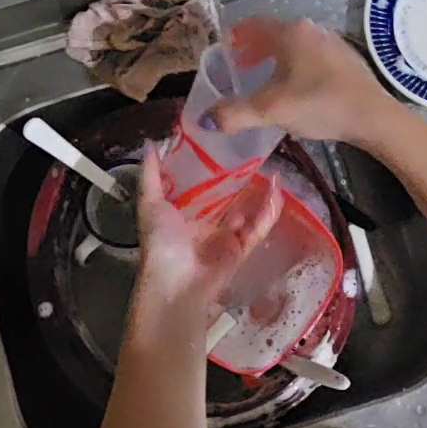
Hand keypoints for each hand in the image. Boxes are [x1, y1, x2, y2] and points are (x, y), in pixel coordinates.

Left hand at [132, 146, 282, 311]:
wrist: (176, 284)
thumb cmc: (161, 243)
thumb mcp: (150, 204)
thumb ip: (151, 175)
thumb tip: (149, 143)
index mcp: (184, 215)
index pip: (203, 189)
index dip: (215, 170)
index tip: (226, 145)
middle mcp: (206, 225)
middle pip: (229, 199)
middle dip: (243, 180)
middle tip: (256, 154)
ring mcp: (226, 238)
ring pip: (248, 212)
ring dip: (260, 193)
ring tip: (273, 169)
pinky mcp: (242, 249)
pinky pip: (258, 227)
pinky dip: (268, 211)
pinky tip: (277, 191)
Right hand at [210, 17, 398, 145]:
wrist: (373, 116)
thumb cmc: (319, 104)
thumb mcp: (271, 110)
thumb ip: (235, 114)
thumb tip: (205, 119)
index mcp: (290, 33)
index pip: (253, 25)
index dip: (235, 37)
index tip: (224, 50)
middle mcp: (311, 30)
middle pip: (274, 34)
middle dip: (254, 49)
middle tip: (240, 67)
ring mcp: (332, 43)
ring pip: (295, 46)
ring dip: (276, 59)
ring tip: (265, 79)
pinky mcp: (346, 61)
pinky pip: (312, 57)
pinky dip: (296, 66)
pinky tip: (297, 88)